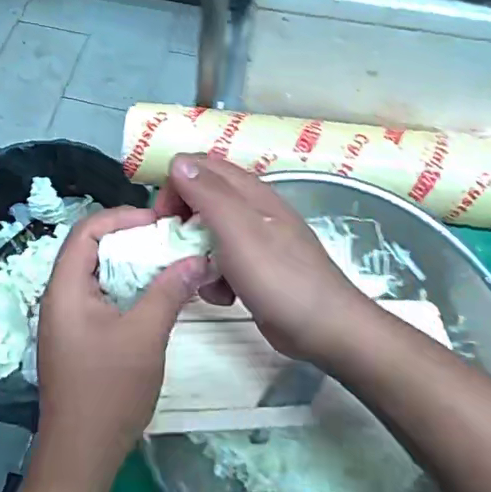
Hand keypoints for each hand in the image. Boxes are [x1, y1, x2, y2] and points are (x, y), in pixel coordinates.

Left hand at [35, 206, 209, 472]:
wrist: (81, 457)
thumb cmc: (108, 391)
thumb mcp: (145, 336)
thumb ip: (168, 292)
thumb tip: (197, 258)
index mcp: (65, 288)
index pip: (86, 231)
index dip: (122, 217)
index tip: (160, 220)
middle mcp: (59, 297)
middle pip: (91, 249)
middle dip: (130, 239)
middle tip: (170, 239)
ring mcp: (66, 320)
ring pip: (98, 275)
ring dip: (131, 265)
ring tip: (168, 262)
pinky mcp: (77, 338)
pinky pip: (101, 298)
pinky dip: (127, 289)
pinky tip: (155, 296)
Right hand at [154, 153, 374, 364]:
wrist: (325, 330)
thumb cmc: (279, 277)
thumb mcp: (238, 230)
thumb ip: (208, 194)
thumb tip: (179, 161)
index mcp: (248, 191)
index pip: (197, 167)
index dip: (175, 187)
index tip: (165, 219)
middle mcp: (251, 208)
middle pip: (200, 199)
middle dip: (182, 223)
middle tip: (175, 249)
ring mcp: (254, 240)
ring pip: (207, 234)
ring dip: (195, 254)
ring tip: (202, 277)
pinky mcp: (255, 268)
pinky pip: (221, 262)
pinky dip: (214, 277)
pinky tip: (223, 296)